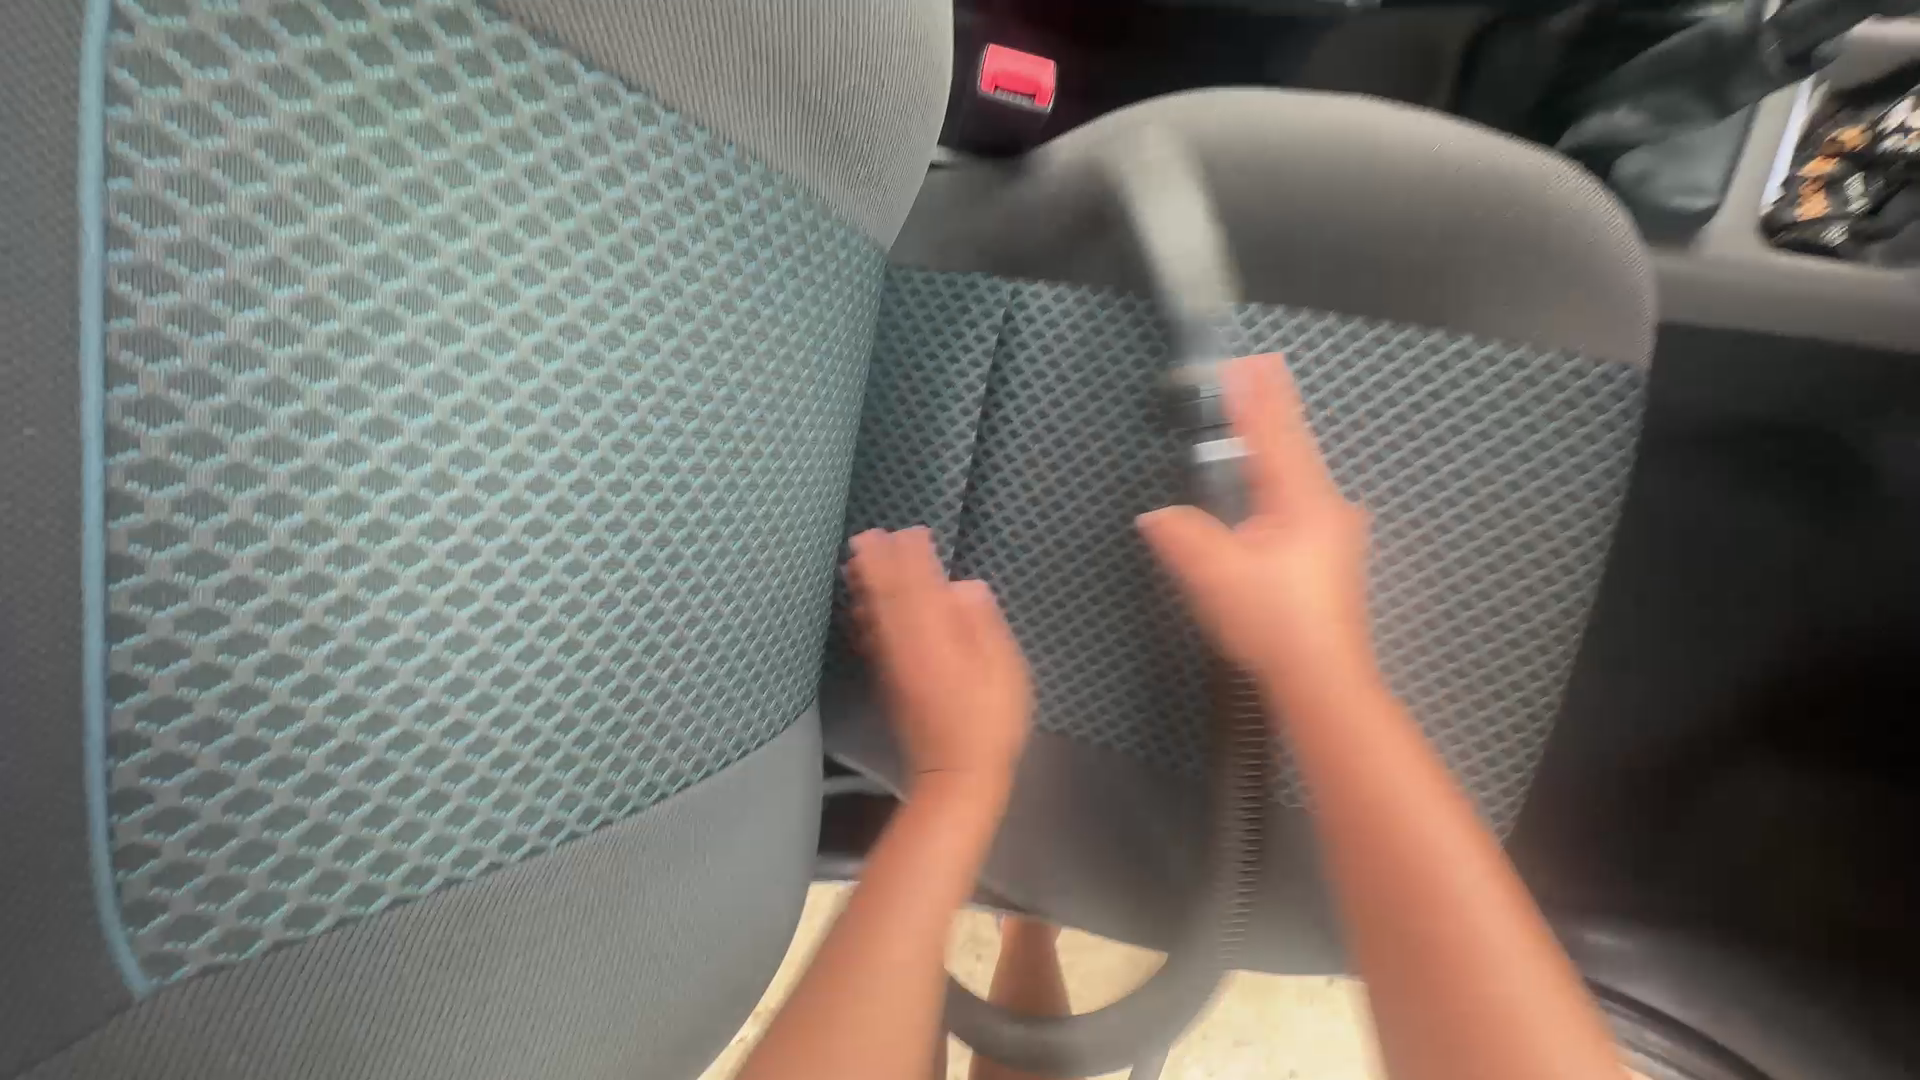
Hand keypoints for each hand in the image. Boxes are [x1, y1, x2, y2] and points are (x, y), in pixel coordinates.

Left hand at [847, 527, 1032, 792]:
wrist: (957, 775)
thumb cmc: (991, 718)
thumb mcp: (1004, 666)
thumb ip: (982, 622)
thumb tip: (963, 586)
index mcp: (938, 634)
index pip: (921, 583)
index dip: (913, 554)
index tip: (911, 531)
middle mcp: (907, 642)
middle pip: (888, 594)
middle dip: (878, 562)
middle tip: (867, 535)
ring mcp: (892, 664)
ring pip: (873, 615)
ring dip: (863, 585)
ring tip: (853, 561)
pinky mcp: (887, 683)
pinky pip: (869, 639)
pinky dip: (862, 617)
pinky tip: (858, 608)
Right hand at [1135, 354, 1379, 707]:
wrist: (1324, 681)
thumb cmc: (1272, 622)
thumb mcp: (1215, 576)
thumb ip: (1181, 535)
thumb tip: (1154, 514)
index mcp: (1302, 501)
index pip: (1274, 435)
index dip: (1256, 397)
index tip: (1247, 360)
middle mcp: (1327, 508)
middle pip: (1293, 448)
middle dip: (1270, 412)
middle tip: (1253, 374)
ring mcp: (1334, 534)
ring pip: (1298, 477)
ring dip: (1275, 446)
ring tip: (1258, 419)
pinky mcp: (1329, 558)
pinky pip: (1298, 502)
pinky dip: (1278, 480)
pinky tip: (1269, 488)